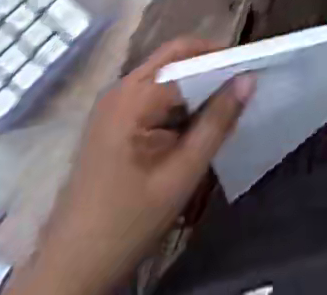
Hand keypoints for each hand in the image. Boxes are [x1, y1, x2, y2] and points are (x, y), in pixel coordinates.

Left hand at [12, 39, 251, 294]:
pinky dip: (178, 100)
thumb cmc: (127, 222)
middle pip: (173, 57)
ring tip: (226, 103)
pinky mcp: (111, 121)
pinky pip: (152, 93)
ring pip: (164, 74)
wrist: (71, 269)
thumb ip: (216, 123)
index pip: (188, 59)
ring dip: (195, 83)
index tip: (254, 71)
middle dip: (210, 65)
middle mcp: (120, 89)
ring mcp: (112, 104)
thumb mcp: (181, 175)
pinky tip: (197, 123)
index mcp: (133, 97)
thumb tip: (249, 79)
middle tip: (243, 83)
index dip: (223, 60)